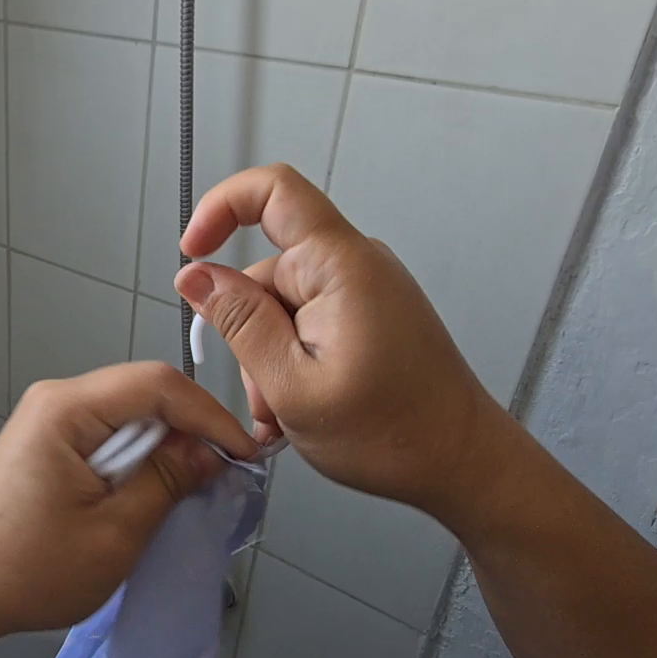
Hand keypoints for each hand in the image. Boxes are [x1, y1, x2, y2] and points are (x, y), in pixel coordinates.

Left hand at [0, 362, 256, 641]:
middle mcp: (55, 398)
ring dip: (164, 443)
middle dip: (189, 427)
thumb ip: (166, 481)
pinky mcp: (46, 440)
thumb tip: (210, 451)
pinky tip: (151, 486)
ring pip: (127, 411)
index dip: (209, 414)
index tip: (244, 455)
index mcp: (65, 408)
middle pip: (141, 391)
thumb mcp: (114, 533)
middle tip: (224, 472)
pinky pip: (106, 430)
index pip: (156, 384)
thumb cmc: (33, 570)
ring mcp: (47, 417)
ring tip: (194, 483)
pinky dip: (137, 454)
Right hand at [175, 163, 517, 519]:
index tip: (192, 253)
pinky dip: (290, 359)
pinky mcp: (365, 312)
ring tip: (289, 410)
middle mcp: (354, 265)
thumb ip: (238, 323)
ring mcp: (361, 289)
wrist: (464, 467)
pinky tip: (302, 403)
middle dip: (248, 331)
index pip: (273, 191)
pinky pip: (303, 320)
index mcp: (341, 267)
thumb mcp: (291, 384)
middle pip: (265, 270)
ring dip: (268, 357)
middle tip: (265, 395)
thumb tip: (194, 276)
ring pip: (278, 305)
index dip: (221, 207)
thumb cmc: (392, 435)